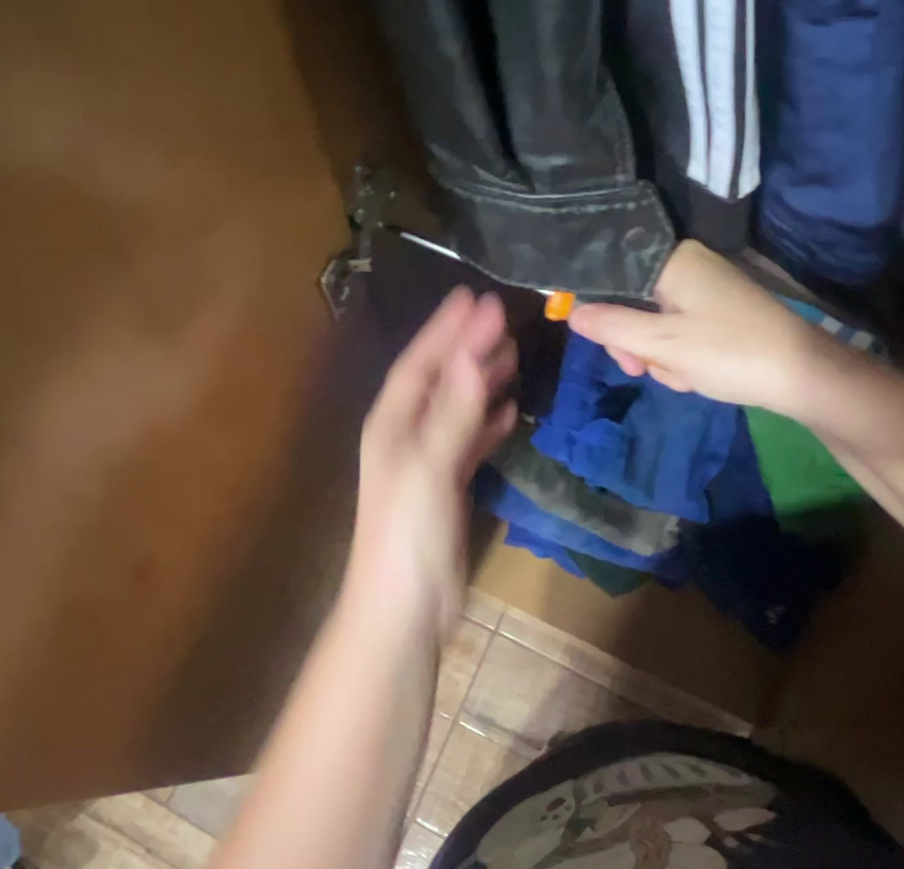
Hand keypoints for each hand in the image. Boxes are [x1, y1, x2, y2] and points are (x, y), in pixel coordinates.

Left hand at [352, 287, 517, 627]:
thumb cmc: (408, 532)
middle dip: (467, 348)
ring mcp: (427, 462)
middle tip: (501, 317)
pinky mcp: (447, 487)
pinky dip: (487, 424)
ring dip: (480, 380)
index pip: (421, 362)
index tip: (476, 297)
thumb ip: (455, 411)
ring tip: (510, 354)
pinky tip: (508, 411)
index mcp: (392, 423)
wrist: (403, 606)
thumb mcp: (430, 466)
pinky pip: (469, 442)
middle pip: (440, 380)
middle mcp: (406, 435)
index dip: (447, 330)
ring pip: (457, 408)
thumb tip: (474, 352)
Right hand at [568, 240, 848, 414]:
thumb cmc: (730, 352)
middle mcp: (688, 264)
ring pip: (656, 322)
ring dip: (660, 355)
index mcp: (673, 259)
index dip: (600, 311)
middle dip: (635, 343)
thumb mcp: (662, 345)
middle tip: (642, 370)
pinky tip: (696, 375)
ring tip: (682, 377)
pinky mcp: (721, 311)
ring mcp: (707, 288)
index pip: (613, 274)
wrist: (804, 376)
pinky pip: (681, 329)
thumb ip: (611, 327)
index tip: (606, 346)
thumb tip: (572, 312)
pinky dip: (681, 355)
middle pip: (633, 302)